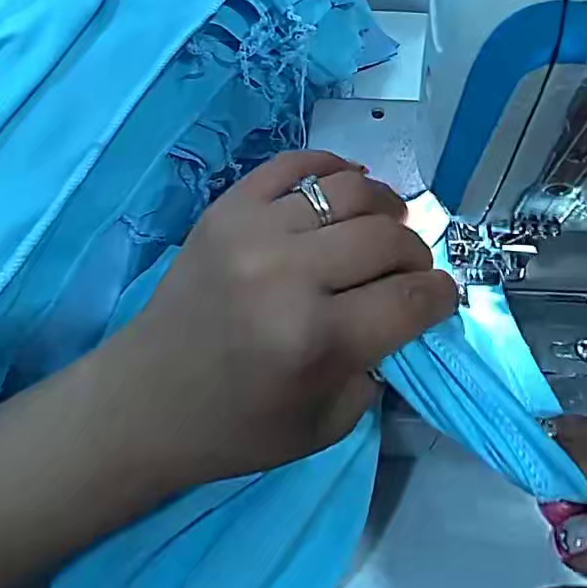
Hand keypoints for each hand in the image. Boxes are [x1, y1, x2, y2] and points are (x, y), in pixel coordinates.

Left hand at [92, 150, 457, 486]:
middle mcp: (288, 274)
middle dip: (415, 253)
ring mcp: (254, 229)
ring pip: (351, 191)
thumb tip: (411, 305)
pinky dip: (333, 167)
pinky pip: (296, 163)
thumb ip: (381, 364)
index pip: (409, 299)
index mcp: (315, 339)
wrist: (145, 398)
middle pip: (386, 238)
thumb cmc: (238, 424)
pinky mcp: (228, 205)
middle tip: (410, 265)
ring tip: (385, 221)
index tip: (441, 294)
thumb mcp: (327, 423)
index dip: (440, 294)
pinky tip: (347, 185)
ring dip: (384, 205)